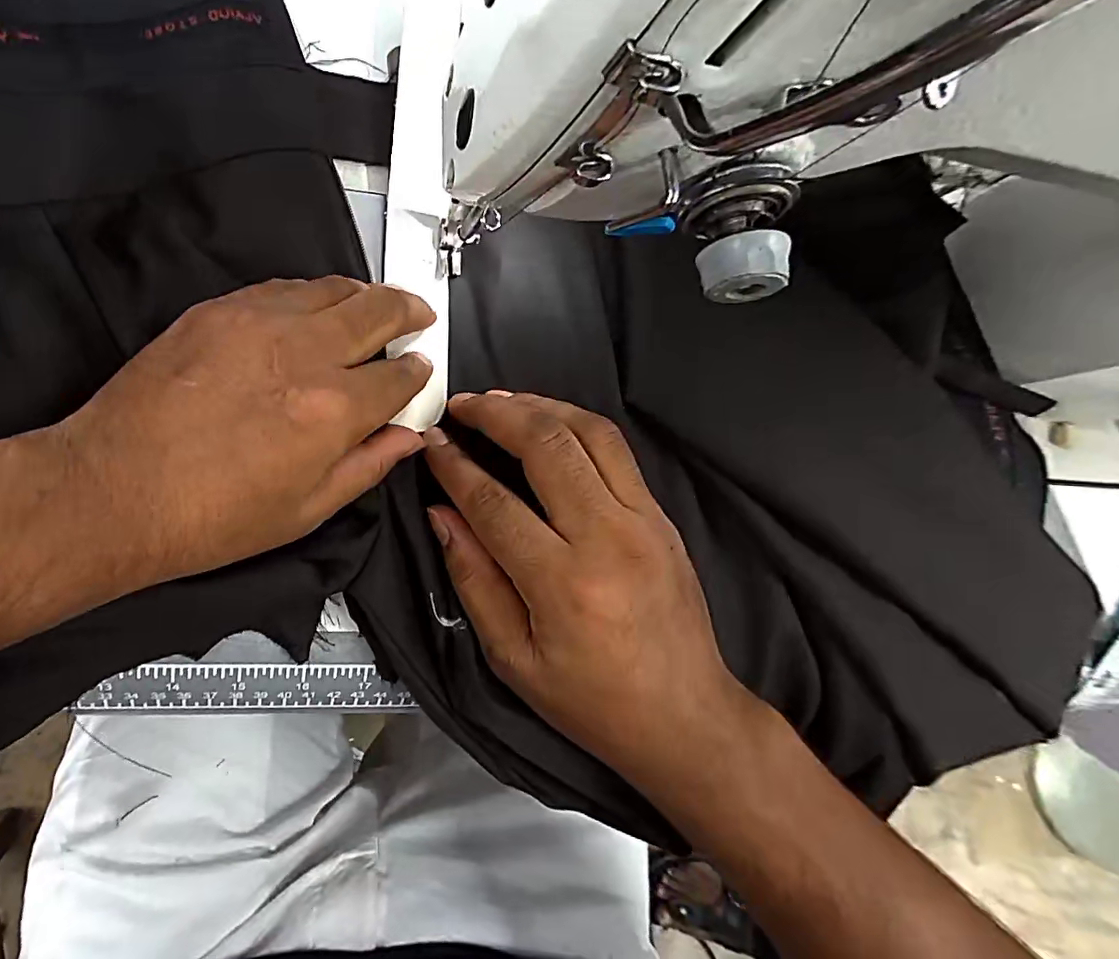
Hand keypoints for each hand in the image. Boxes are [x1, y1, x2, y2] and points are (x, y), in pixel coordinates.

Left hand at [51, 277, 433, 588]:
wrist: (113, 490)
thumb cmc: (201, 516)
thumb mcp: (301, 511)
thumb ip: (364, 467)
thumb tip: (402, 440)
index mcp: (331, 411)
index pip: (399, 377)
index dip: (415, 375)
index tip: (415, 373)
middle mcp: (300, 354)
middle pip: (376, 310)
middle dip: (406, 311)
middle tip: (416, 314)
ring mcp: (254, 324)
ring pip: (329, 288)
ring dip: (360, 295)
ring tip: (370, 304)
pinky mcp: (213, 313)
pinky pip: (277, 288)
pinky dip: (305, 294)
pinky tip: (306, 306)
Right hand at [420, 391, 760, 786]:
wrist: (687, 718)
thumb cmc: (589, 699)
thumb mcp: (510, 656)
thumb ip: (473, 578)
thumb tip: (441, 515)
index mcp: (563, 583)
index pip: (493, 502)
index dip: (454, 466)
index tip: (431, 442)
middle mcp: (608, 539)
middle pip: (547, 447)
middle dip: (495, 415)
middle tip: (460, 404)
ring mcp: (644, 521)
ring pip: (589, 433)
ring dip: (538, 406)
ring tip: (498, 399)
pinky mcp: (661, 516)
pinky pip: (615, 449)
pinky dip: (573, 422)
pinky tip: (544, 419)